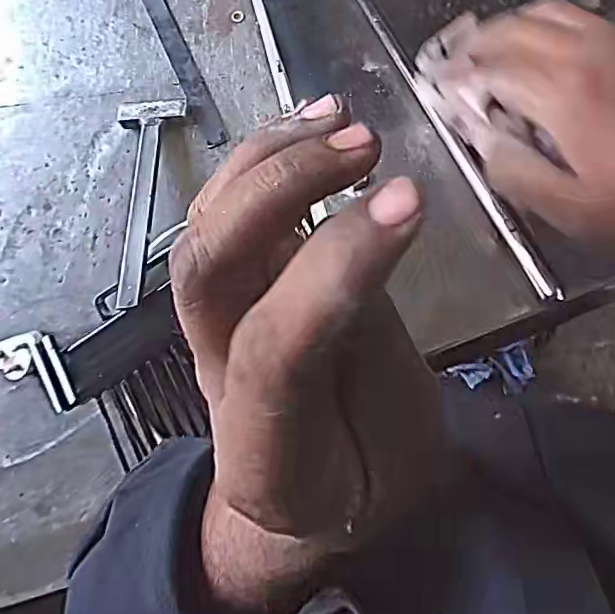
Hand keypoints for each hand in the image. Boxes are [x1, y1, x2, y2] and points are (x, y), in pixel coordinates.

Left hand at [169, 95, 441, 613]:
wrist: (294, 497)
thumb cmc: (355, 474)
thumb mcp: (394, 449)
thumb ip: (373, 348)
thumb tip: (365, 236)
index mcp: (264, 443)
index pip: (275, 343)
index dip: (336, 265)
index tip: (408, 200)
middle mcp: (215, 366)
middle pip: (211, 263)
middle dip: (283, 189)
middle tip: (365, 148)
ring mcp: (209, 314)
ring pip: (207, 221)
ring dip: (271, 156)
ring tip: (340, 117)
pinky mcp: (226, 274)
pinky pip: (224, 204)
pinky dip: (264, 154)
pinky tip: (311, 119)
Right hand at [421, 0, 614, 254]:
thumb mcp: (580, 211)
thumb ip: (519, 175)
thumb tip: (482, 144)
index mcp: (561, 92)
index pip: (486, 69)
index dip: (454, 80)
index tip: (435, 92)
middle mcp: (579, 51)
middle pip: (504, 29)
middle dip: (468, 47)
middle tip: (450, 70)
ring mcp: (608, 38)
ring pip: (535, 13)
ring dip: (500, 29)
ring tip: (484, 54)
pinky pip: (567, 14)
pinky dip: (534, 23)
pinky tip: (534, 49)